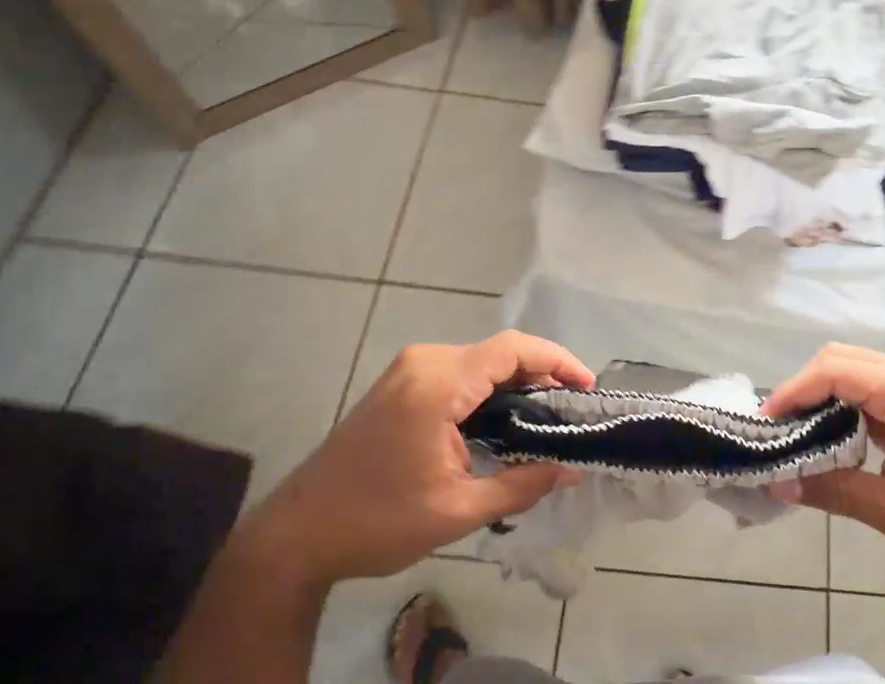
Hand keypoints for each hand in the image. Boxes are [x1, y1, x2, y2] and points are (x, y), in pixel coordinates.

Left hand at [243, 331, 593, 587]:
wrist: (297, 535)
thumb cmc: (378, 522)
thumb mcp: (458, 511)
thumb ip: (521, 485)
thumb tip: (572, 471)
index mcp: (438, 383)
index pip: (513, 350)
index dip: (557, 361)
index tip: (587, 389)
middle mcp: (424, 362)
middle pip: (498, 353)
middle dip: (541, 376)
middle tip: (571, 413)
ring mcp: (407, 371)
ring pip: (479, 363)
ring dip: (514, 385)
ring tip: (546, 421)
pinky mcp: (399, 385)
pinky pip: (457, 374)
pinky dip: (488, 391)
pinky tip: (504, 423)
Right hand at [761, 344, 884, 580]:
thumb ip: (834, 491)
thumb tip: (776, 484)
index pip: (836, 371)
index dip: (793, 391)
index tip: (762, 423)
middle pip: (841, 359)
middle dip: (802, 388)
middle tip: (774, 431)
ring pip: (854, 369)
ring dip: (820, 394)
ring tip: (793, 434)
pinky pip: (870, 388)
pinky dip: (841, 403)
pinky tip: (827, 436)